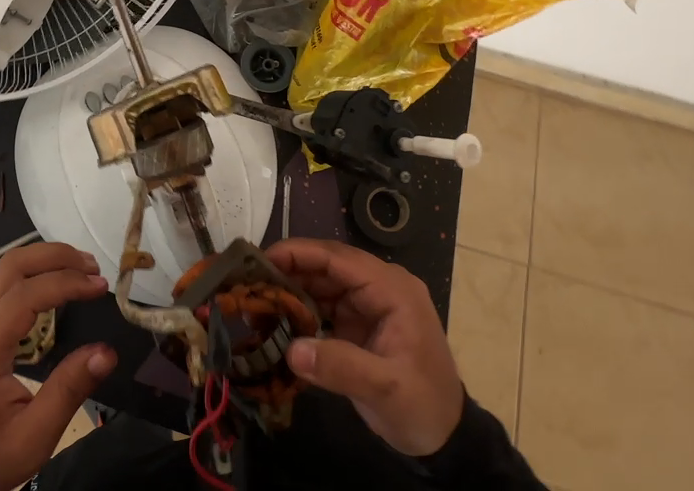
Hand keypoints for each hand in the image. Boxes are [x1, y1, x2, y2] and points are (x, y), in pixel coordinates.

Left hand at [0, 243, 117, 490]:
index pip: (24, 295)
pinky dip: (31, 271)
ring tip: (81, 268)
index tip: (101, 287)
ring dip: (43, 259)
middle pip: (10, 267)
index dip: (65, 283)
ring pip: (3, 268)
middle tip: (93, 267)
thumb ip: (69, 391)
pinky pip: (0, 282)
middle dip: (54, 257)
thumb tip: (107, 352)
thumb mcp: (34, 437)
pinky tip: (55, 281)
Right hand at [266, 238, 464, 456]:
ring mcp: (368, 305)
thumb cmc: (423, 406)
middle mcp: (379, 288)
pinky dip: (298, 311)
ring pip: (320, 285)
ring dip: (289, 291)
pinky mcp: (358, 324)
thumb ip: (341, 366)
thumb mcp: (386, 388)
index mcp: (392, 289)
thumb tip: (291, 350)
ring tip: (253, 301)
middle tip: (247, 284)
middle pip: (325, 267)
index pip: (338, 258)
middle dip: (286, 272)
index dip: (298, 254)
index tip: (260, 261)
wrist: (446, 439)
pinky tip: (273, 321)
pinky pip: (322, 307)